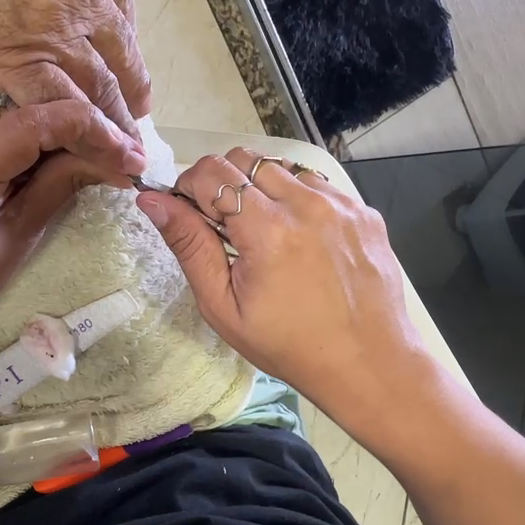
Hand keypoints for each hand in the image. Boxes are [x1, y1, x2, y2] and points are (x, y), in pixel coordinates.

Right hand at [0, 0, 152, 145]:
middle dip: (130, 93)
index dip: (125, 44)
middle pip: (119, 57)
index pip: (122, 11)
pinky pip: (56, 105)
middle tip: (134, 120)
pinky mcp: (11, 60)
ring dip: (113, 125)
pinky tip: (85, 156)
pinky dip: (76, 135)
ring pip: (96, 88)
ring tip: (120, 155)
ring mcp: (52, 32)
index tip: (125, 65)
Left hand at [0, 101, 144, 352]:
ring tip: (95, 155)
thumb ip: (61, 182)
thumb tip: (116, 155)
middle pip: (19, 117)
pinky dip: (22, 140)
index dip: (86, 127)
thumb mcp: (20, 235)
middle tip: (123, 153)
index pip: (29, 126)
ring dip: (51, 133)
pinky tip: (52, 157)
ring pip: (6, 119)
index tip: (129, 150)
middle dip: (75, 131)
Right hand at [135, 149, 441, 399]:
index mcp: (267, 230)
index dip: (190, 186)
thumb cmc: (288, 345)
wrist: (370, 366)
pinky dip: (297, 200)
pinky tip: (299, 239)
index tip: (191, 215)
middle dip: (222, 182)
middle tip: (223, 225)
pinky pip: (317, 184)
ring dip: (261, 189)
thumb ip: (189, 246)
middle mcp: (307, 204)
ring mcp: (341, 204)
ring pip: (280, 167)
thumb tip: (153, 200)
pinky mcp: (363, 212)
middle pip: (244, 158)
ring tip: (264, 233)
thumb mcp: (222, 306)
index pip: (212, 171)